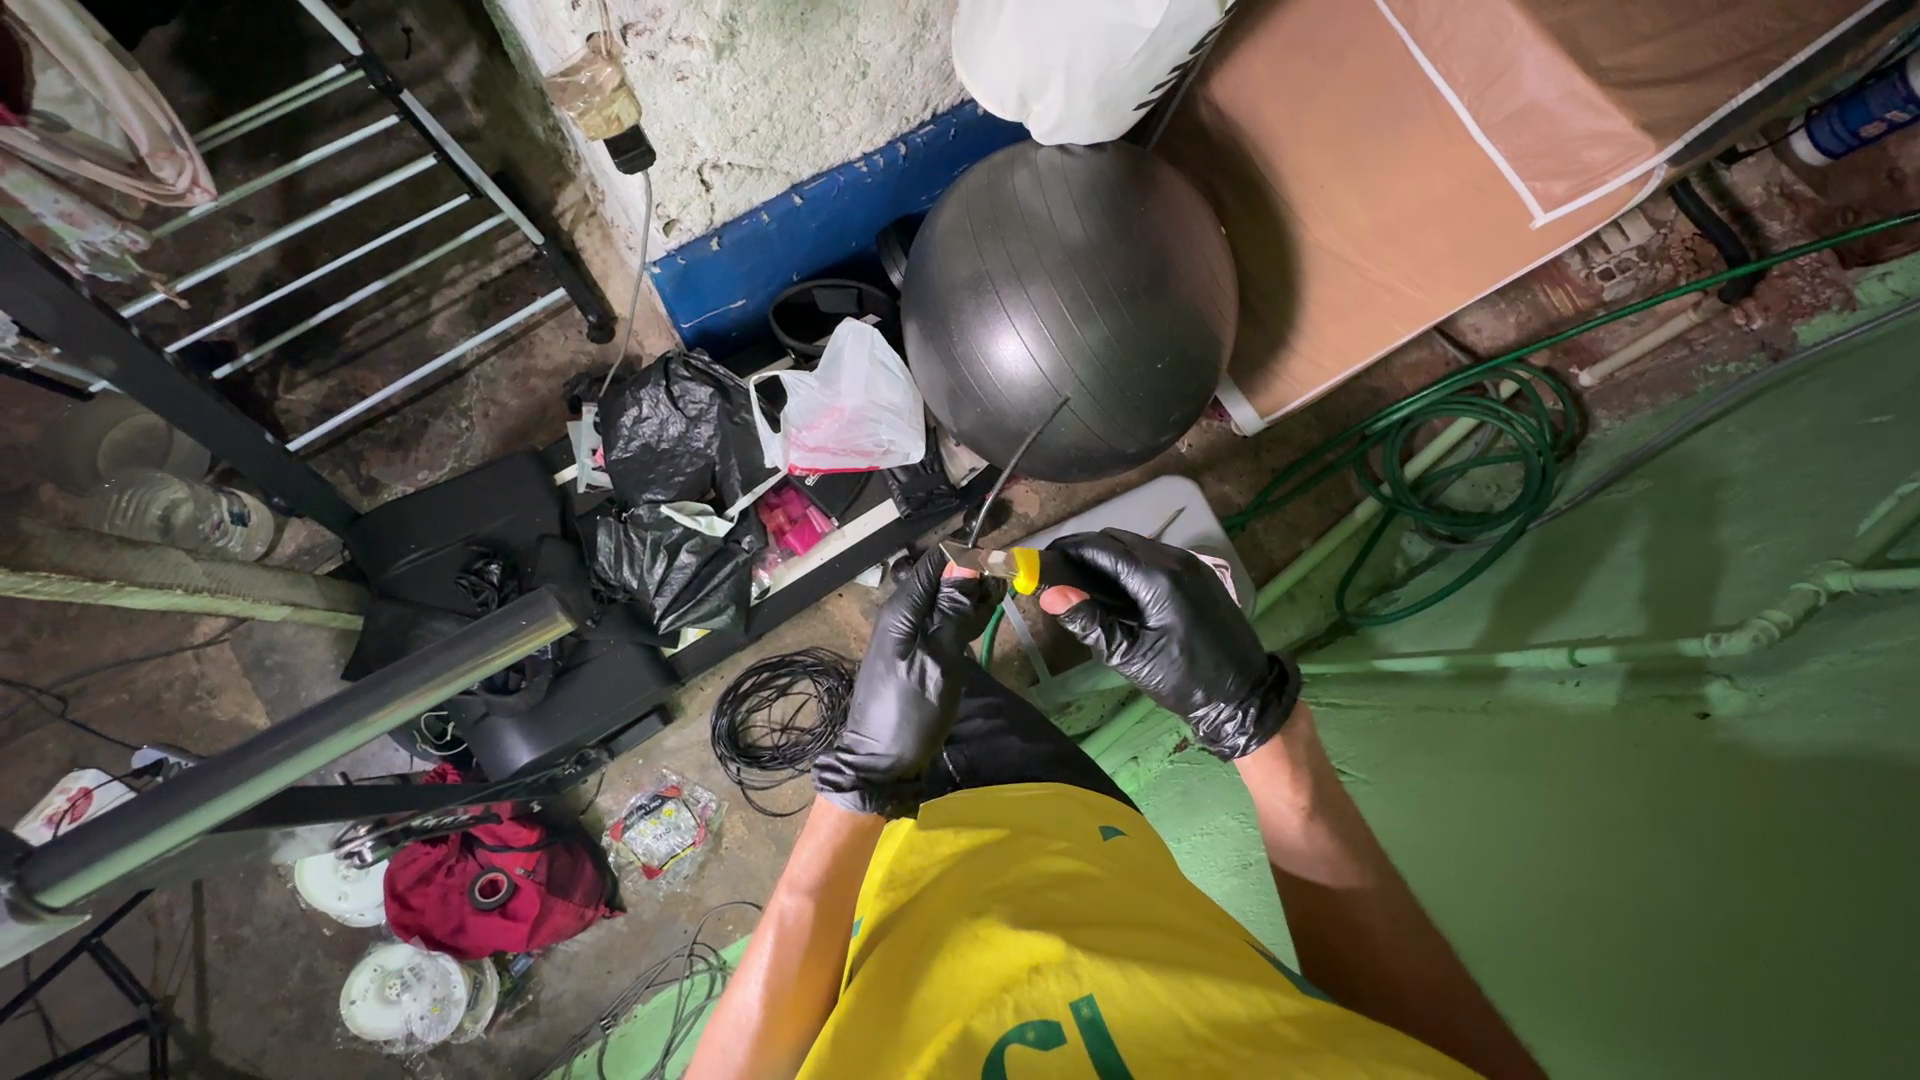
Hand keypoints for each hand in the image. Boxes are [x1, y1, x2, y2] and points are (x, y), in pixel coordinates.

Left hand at [813, 549, 1002, 815]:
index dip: (968, 558)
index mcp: (902, 609)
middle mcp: (901, 613)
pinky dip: (961, 618)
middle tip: (1003, 590)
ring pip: (942, 599)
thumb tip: (965, 565)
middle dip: (972, 577)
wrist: (881, 761)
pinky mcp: (914, 651)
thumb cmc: (911, 710)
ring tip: (996, 604)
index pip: (936, 561)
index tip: (1000, 567)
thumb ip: (952, 612)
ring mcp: (906, 633)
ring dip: (970, 598)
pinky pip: (939, 621)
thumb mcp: (939, 660)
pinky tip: (980, 622)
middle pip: (940, 578)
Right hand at [1041, 529, 1298, 759]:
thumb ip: (1089, 621)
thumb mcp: (1129, 656)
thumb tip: (1049, 594)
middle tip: (1060, 574)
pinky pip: (1156, 557)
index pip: (1101, 547)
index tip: (1044, 560)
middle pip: (1118, 540)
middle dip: (1085, 551)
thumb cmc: (1184, 680)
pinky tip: (1118, 591)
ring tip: (1084, 584)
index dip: (1069, 549)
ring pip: (1137, 546)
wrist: (1244, 694)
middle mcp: (1175, 559)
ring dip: (1108, 557)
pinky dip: (1130, 565)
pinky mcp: (1199, 574)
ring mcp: (1191, 564)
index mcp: (1157, 577)